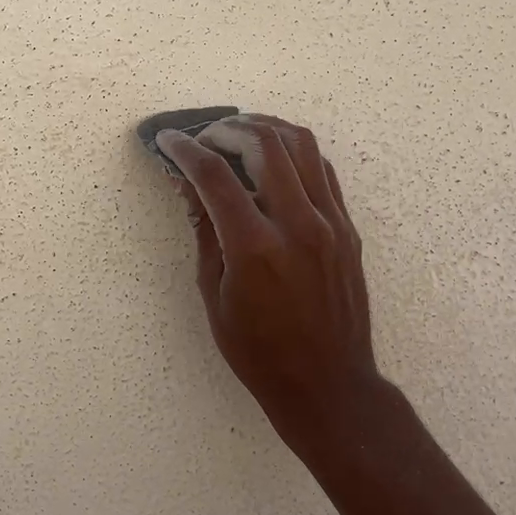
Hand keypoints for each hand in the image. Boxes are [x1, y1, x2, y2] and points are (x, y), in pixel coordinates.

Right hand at [155, 114, 378, 447]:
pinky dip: (293, 151)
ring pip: (301, 144)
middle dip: (225, 129)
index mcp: (255, 248)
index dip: (185, 150)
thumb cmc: (259, 351)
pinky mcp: (348, 227)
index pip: (215, 175)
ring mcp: (330, 223)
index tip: (167, 140)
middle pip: (264, 143)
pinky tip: (272, 159)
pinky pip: (322, 169)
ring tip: (237, 134)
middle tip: (203, 138)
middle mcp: (298, 225)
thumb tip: (186, 183)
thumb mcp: (213, 294)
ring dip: (264, 128)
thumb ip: (203, 230)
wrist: (329, 386)